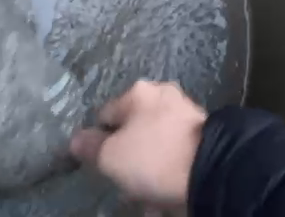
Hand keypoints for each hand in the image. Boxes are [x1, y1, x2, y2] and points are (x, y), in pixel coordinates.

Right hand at [70, 81, 207, 208]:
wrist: (208, 168)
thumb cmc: (153, 157)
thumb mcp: (111, 156)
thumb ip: (91, 146)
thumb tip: (76, 138)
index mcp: (138, 91)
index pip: (105, 114)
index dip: (99, 141)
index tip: (102, 165)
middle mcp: (162, 93)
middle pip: (132, 130)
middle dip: (126, 157)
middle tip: (125, 181)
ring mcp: (183, 112)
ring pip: (153, 144)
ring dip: (146, 168)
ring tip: (146, 193)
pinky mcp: (199, 133)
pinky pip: (172, 153)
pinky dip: (166, 170)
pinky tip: (164, 191)